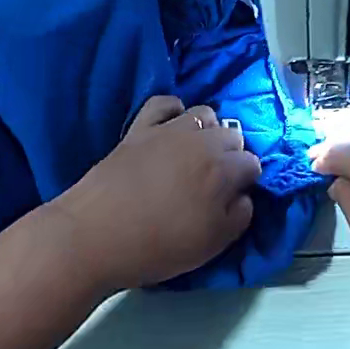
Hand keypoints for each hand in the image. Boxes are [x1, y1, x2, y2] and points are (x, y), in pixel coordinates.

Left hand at [46, 95, 261, 293]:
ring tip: (195, 155)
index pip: (252, 163)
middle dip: (231, 154)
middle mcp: (201, 141)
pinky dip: (173, 111)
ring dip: (207, 131)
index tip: (232, 198)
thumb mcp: (213, 245)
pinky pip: (164, 103)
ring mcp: (168, 129)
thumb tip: (243, 196)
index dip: (246, 181)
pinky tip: (171, 126)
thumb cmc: (159, 245)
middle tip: (214, 180)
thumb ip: (239, 216)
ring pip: (203, 114)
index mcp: (224, 170)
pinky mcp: (139, 127)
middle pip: (231, 134)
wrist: (97, 234)